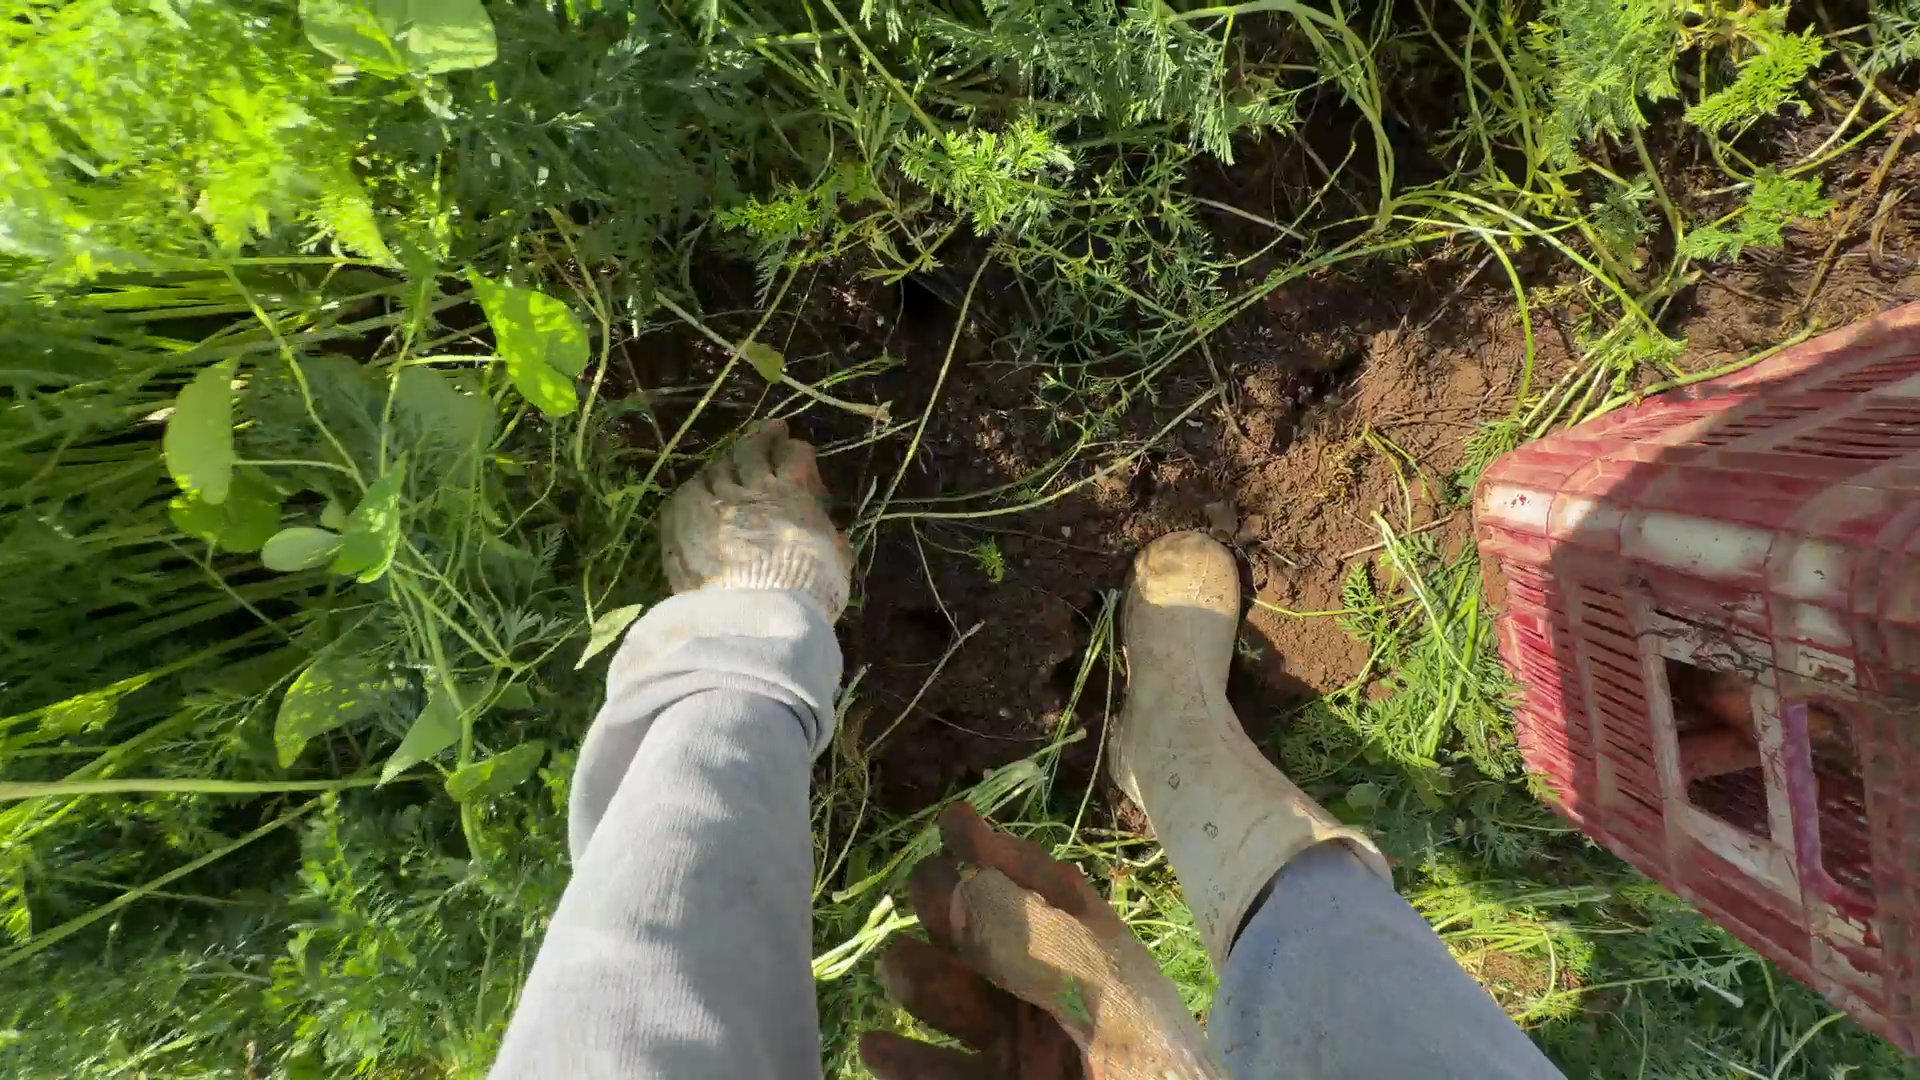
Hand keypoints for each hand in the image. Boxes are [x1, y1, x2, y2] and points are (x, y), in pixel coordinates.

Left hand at [660, 419, 851, 619]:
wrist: (757, 614)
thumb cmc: (807, 591)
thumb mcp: (835, 566)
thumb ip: (834, 546)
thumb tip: (836, 540)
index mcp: (793, 495)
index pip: (795, 456)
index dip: (796, 449)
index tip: (795, 447)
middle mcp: (753, 488)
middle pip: (754, 450)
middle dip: (763, 437)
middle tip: (769, 432)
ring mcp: (715, 502)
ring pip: (719, 466)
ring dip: (728, 460)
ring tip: (731, 458)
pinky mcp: (684, 522)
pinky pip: (687, 492)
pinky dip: (696, 487)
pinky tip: (698, 488)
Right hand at [860, 805, 1226, 1079]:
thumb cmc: (1153, 1067)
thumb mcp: (1104, 997)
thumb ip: (1036, 945)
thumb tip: (968, 885)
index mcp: (1090, 952)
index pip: (1038, 886)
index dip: (996, 850)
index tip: (952, 820)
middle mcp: (1049, 988)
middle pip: (983, 935)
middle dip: (948, 906)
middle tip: (924, 890)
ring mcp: (1022, 1042)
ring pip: (954, 997)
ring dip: (918, 975)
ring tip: (895, 963)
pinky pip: (943, 1073)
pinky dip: (906, 1062)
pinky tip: (873, 1045)